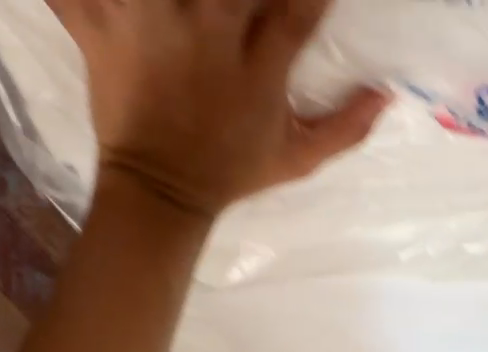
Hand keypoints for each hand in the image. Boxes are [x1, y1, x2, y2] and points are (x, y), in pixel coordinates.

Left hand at [51, 0, 387, 218]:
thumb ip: (344, 128)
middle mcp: (208, 26)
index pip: (299, 1)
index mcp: (258, 58)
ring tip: (171, 0)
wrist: (161, 195)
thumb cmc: (230, 172)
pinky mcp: (101, 30)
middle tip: (230, 1)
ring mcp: (149, 21)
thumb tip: (386, 96)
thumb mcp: (296, 159)